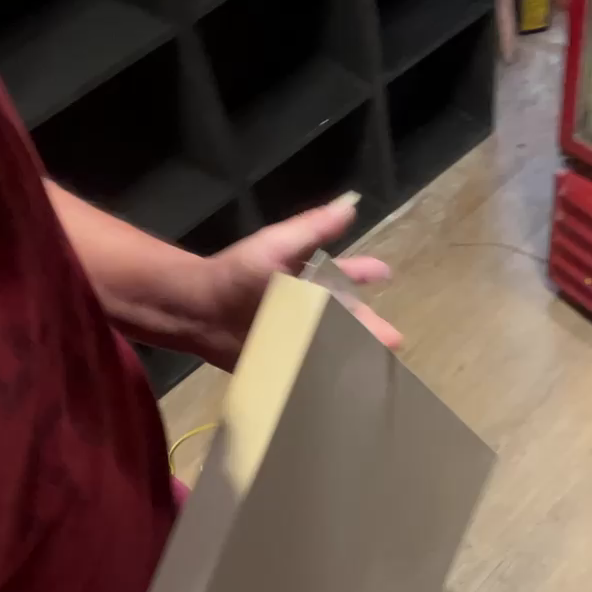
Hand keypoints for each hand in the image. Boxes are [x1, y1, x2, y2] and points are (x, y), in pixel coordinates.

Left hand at [200, 192, 400, 368]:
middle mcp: (305, 309)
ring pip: (334, 346)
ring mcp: (296, 337)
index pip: (344, 275)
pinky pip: (312, 371)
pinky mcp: (283, 362)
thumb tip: (351, 203)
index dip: (364, 274)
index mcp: (308, 280)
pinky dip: (328, 378)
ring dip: (355, 356)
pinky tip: (344, 388)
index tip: (386, 274)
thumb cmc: (236, 275)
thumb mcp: (276, 247)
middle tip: (393, 341)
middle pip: (346, 319)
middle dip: (370, 329)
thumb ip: (313, 229)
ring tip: (375, 368)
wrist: (197, 311)